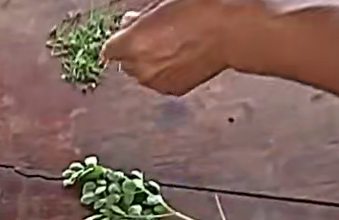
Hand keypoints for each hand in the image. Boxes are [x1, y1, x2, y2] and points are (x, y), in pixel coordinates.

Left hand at [103, 0, 267, 95]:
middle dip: (132, 51)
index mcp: (134, 44)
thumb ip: (139, 19)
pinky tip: (179, 56)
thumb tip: (128, 23)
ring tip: (169, 44)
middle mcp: (140, 69)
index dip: (118, 41)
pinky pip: (158, 82)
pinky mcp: (170, 91)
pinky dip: (163, 72)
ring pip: (141, 75)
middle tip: (152, 35)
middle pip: (124, 64)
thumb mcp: (162, 4)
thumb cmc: (199, 9)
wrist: (228, 31)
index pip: (110, 50)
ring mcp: (155, 83)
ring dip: (147, 63)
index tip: (125, 35)